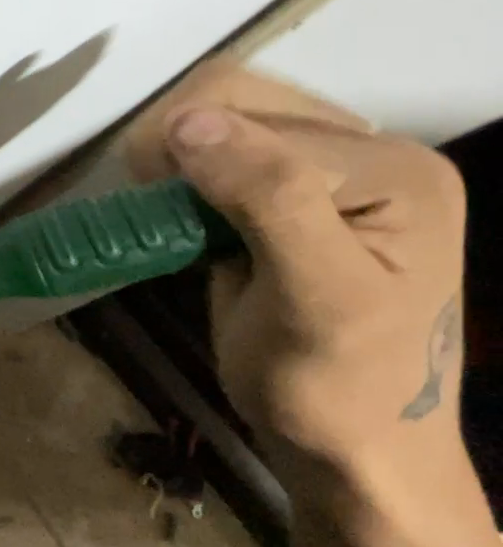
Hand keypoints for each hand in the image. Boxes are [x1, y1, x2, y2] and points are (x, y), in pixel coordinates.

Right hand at [125, 60, 466, 458]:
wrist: (349, 448)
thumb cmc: (336, 384)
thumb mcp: (315, 297)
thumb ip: (268, 200)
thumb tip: (188, 122)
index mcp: (391, 168)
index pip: (254, 112)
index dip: (184, 150)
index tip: (155, 212)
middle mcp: (366, 154)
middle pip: (233, 98)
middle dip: (175, 146)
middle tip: (161, 212)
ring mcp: (325, 173)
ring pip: (215, 118)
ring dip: (172, 161)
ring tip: (172, 219)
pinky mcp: (284, 196)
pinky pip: (212, 151)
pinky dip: (177, 177)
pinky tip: (183, 219)